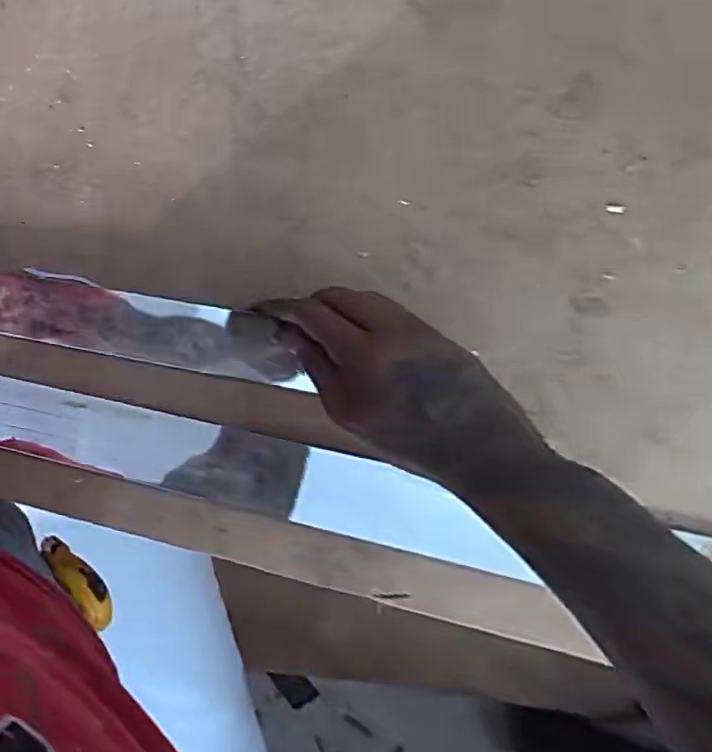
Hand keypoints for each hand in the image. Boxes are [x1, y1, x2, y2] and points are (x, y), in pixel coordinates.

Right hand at [254, 288, 557, 493]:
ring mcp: (422, 331)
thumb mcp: (344, 409)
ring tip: (329, 332)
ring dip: (340, 308)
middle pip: (339, 295)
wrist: (489, 456)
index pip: (311, 311)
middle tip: (296, 325)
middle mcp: (394, 331)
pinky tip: (364, 343)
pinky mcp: (441, 338)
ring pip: (367, 300)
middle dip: (311, 305)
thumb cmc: (404, 439)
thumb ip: (316, 365)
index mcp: (364, 351)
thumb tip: (291, 334)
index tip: (263, 311)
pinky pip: (392, 314)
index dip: (281, 307)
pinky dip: (366, 318)